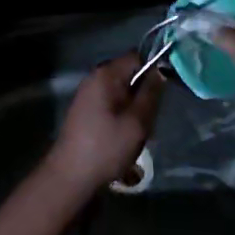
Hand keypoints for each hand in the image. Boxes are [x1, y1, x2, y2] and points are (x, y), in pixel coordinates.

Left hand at [46, 53, 164, 191]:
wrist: (70, 178)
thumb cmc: (106, 148)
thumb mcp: (137, 121)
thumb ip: (151, 93)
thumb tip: (160, 70)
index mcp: (106, 75)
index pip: (137, 56)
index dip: (154, 69)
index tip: (164, 92)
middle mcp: (95, 78)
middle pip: (130, 74)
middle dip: (144, 92)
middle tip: (151, 117)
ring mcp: (88, 95)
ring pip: (122, 91)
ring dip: (134, 107)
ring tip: (139, 130)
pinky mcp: (86, 111)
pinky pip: (112, 103)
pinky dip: (123, 115)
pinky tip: (125, 136)